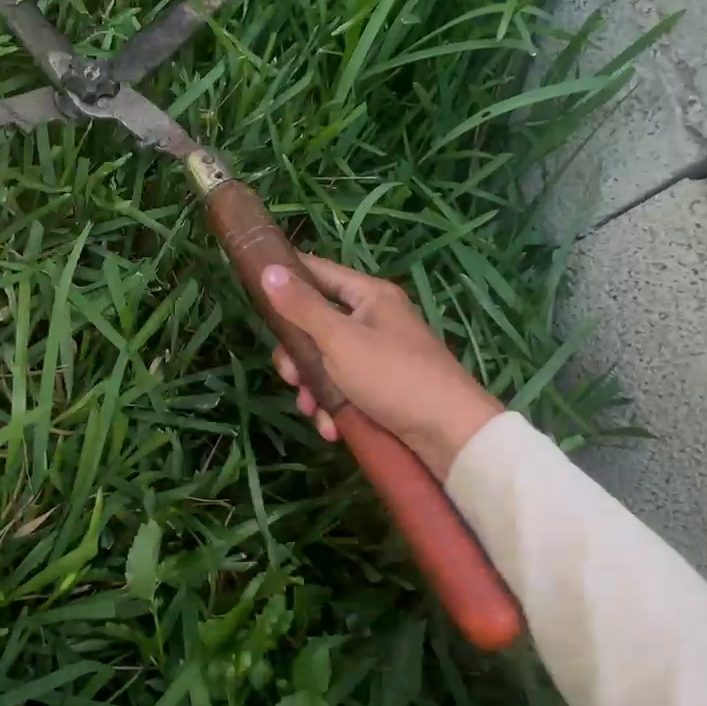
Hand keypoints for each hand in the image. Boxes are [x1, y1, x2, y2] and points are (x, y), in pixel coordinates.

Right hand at [261, 253, 504, 476]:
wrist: (451, 434)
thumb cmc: (393, 376)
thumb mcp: (340, 340)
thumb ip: (302, 307)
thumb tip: (268, 270)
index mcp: (369, 296)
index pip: (317, 271)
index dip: (286, 278)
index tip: (254, 292)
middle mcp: (375, 319)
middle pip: (316, 324)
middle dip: (297, 355)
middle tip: (289, 377)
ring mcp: (380, 354)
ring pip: (327, 361)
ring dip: (313, 388)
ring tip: (312, 411)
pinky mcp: (383, 387)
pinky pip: (345, 388)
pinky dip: (334, 406)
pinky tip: (332, 428)